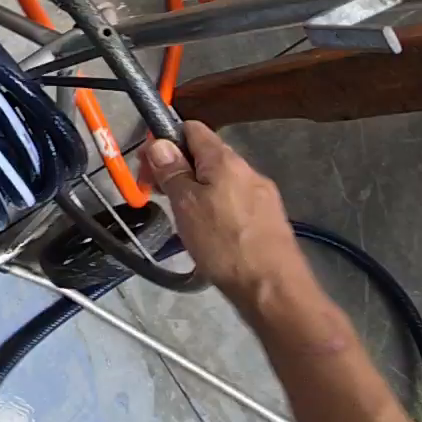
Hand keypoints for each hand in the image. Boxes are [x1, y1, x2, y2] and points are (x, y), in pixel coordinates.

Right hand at [140, 121, 307, 313]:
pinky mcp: (268, 220)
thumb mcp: (185, 204)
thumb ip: (172, 171)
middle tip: (155, 193)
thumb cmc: (223, 243)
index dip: (164, 139)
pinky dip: (212, 206)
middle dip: (176, 168)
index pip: (192, 129)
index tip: (147, 164)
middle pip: (204, 155)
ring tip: (178, 215)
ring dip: (193, 189)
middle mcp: (247, 171)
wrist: (274, 291)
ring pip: (217, 180)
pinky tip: (204, 230)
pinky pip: (232, 200)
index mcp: (225, 161)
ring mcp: (262, 196)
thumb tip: (160, 143)